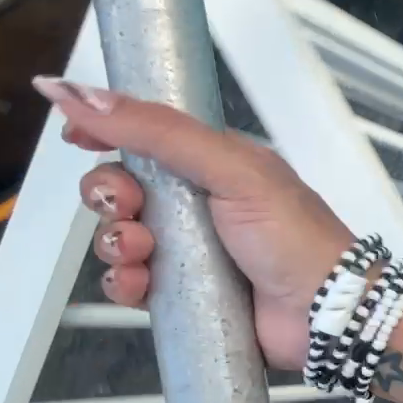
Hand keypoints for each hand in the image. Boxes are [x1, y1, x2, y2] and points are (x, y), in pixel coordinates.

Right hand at [35, 76, 351, 370]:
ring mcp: (197, 251)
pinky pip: (133, 283)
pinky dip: (127, 283)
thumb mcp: (235, 171)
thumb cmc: (295, 239)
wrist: (330, 312)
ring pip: (120, 237)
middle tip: (129, 208)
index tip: (78, 137)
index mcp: (223, 168)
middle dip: (109, 196)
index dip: (107, 135)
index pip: (149, 140)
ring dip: (116, 243)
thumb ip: (160, 131)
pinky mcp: (190, 293)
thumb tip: (72, 90)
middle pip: (123, 189)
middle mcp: (207, 206)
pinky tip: (143, 285)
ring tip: (144, 252)